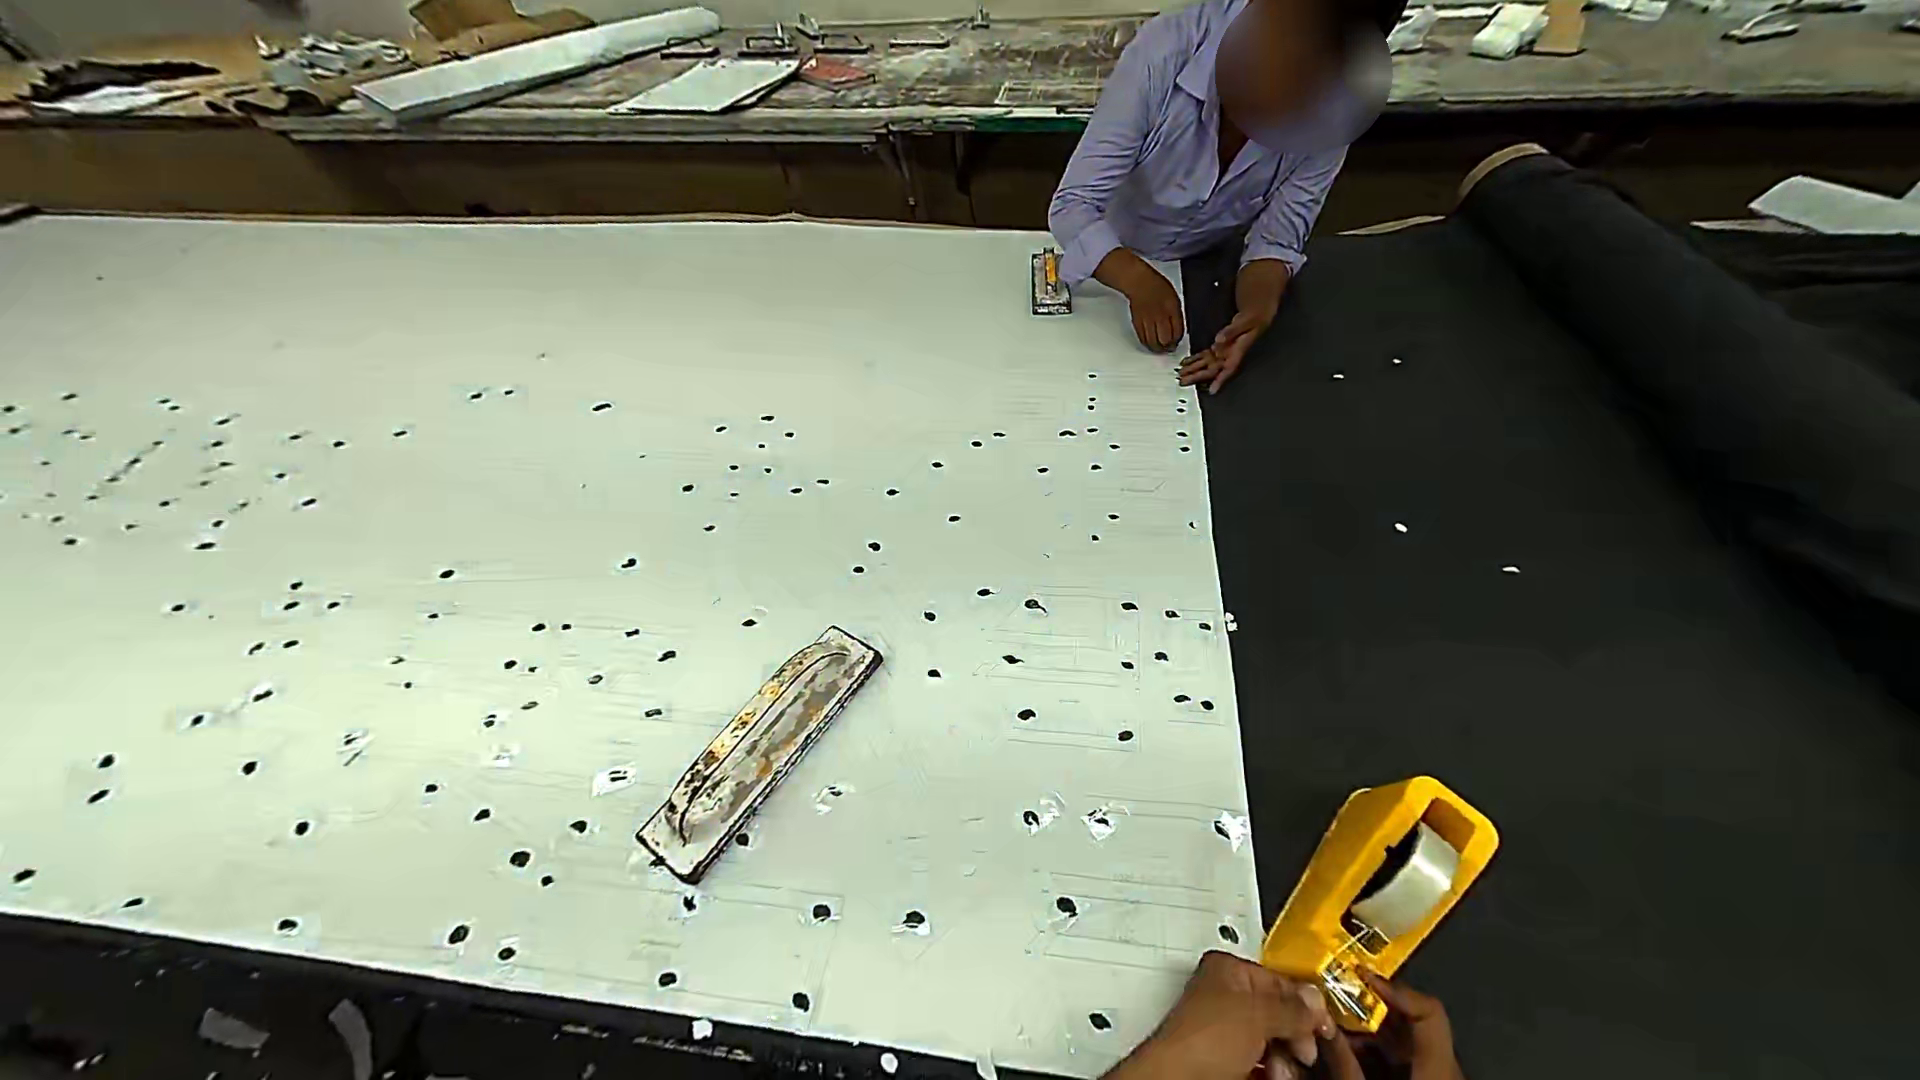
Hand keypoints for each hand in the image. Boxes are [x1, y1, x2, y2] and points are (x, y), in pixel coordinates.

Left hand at [1105, 951, 1333, 1079]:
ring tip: (1278, 1070)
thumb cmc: (1203, 1038)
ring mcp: (1227, 1028)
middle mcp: (1227, 994)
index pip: (1277, 979)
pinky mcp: (1228, 1057)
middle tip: (1302, 1052)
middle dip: (1294, 1036)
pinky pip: (1262, 1061)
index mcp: (1228, 971)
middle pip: (1277, 1012)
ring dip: (1284, 1059)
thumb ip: (1289, 1007)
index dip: (1303, 1002)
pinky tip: (1272, 1077)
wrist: (1180, 1078)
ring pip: (1272, 1041)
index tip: (1325, 1025)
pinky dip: (1272, 1071)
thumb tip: (1313, 998)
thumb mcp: (1256, 1015)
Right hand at [1122, 265, 1185, 352]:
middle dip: (1168, 346)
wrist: (1140, 283)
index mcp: (1172, 309)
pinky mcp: (1138, 324)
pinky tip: (1150, 344)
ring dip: (1158, 348)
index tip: (1177, 341)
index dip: (1178, 339)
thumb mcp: (1175, 299)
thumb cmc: (1158, 288)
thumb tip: (1178, 330)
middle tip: (1169, 348)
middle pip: (1165, 339)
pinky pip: (1143, 339)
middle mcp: (1160, 316)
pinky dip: (1147, 344)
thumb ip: (1177, 315)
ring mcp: (1148, 321)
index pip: (1177, 331)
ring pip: (1153, 342)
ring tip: (1160, 348)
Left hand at [1177, 305, 1272, 394]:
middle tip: (1183, 381)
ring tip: (1180, 375)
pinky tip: (1184, 363)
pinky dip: (1193, 359)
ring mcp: (1221, 353)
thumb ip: (1231, 332)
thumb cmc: (1252, 321)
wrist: (1253, 318)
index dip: (1220, 380)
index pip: (1228, 369)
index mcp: (1237, 353)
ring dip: (1192, 370)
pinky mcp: (1217, 348)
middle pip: (1211, 370)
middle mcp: (1228, 356)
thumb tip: (1218, 341)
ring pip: (1205, 365)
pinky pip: (1203, 356)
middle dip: (1197, 376)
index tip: (1212, 390)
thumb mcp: (1244, 323)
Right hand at [1321, 973, 1465, 1079]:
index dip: (1395, 987)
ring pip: (1407, 1035)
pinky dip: (1380, 1043)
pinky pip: (1407, 1052)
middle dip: (1370, 1002)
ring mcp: (1441, 1076)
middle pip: (1411, 1018)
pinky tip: (1353, 1048)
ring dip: (1371, 1022)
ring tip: (1337, 1021)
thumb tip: (1317, 1018)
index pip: (1430, 1011)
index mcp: (1439, 1069)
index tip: (1360, 975)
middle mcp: (1446, 1068)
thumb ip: (1343, 1060)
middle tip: (1336, 994)